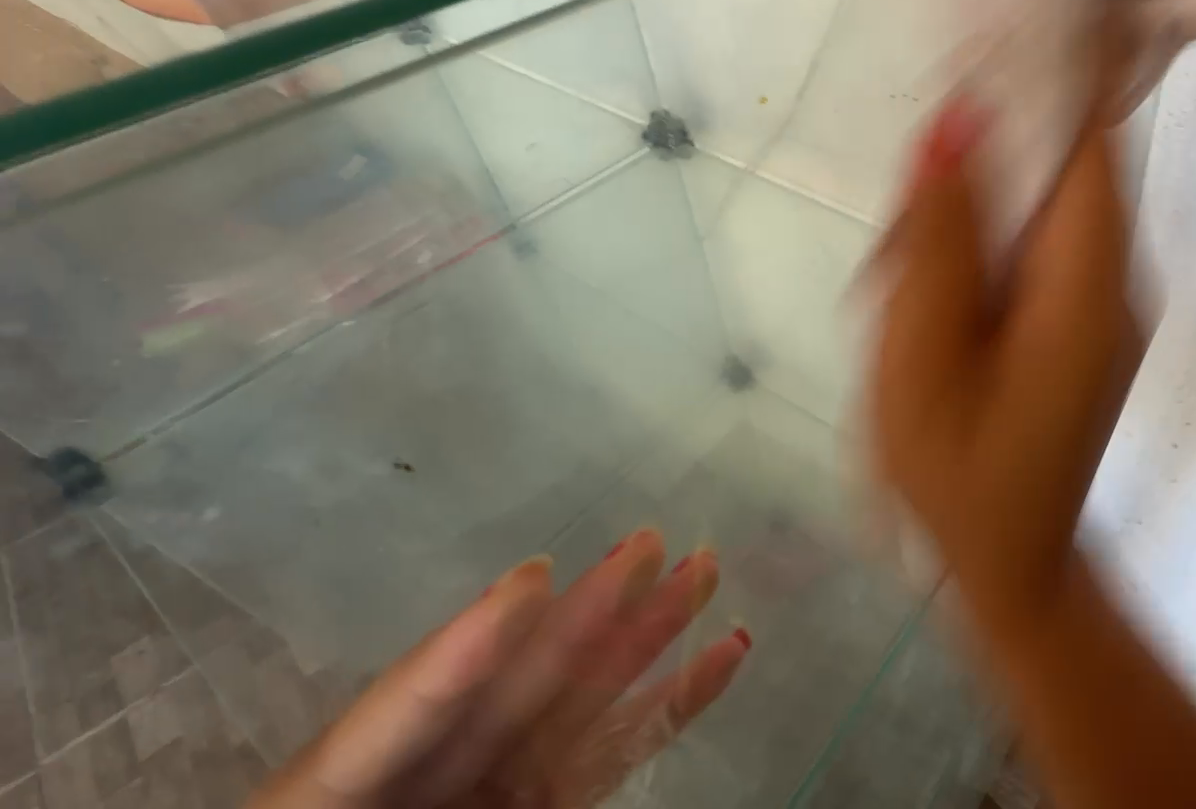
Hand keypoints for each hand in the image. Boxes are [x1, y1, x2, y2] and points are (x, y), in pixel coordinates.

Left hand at [248, 534, 748, 808]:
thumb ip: (402, 769)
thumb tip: (528, 774)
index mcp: (337, 789)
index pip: (408, 709)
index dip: (469, 649)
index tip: (533, 581)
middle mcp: (433, 768)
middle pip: (517, 683)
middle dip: (589, 613)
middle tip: (653, 544)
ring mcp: (500, 781)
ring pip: (584, 698)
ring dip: (649, 635)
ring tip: (704, 571)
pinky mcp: (548, 798)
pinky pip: (620, 747)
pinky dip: (674, 701)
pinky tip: (724, 653)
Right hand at [870, 83, 1143, 633]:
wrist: (1010, 563)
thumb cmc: (954, 471)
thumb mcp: (921, 352)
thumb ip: (941, 235)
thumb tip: (960, 120)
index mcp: (1085, 283)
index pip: (1093, 138)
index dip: (1069, 60)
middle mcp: (1119, 279)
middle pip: (1074, 163)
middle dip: (1000, 139)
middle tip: (916, 185)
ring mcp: (1111, 302)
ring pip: (1056, 202)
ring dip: (987, 196)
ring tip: (909, 256)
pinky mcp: (1092, 320)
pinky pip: (1052, 242)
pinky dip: (999, 231)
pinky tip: (940, 274)